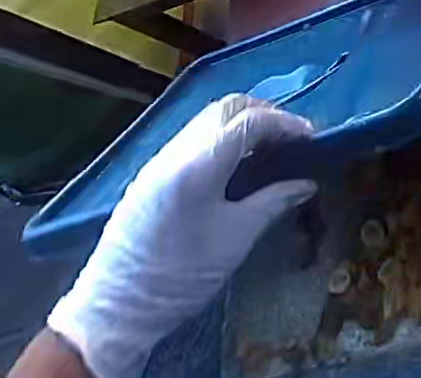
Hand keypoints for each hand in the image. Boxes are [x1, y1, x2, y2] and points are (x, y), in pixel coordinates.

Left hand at [48, 94, 315, 377]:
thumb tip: (308, 182)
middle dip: (265, 113)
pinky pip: (194, 135)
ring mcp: (159, 160)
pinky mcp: (151, 174)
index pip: (251, 120)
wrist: (110, 314)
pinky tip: (235, 162)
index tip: (309, 138)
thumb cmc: (180, 275)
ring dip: (243, 122)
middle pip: (229, 107)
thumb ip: (275, 200)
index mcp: (198, 164)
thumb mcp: (237, 238)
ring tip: (266, 147)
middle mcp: (176, 151)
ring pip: (209, 118)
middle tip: (288, 137)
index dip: (286, 123)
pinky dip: (223, 135)